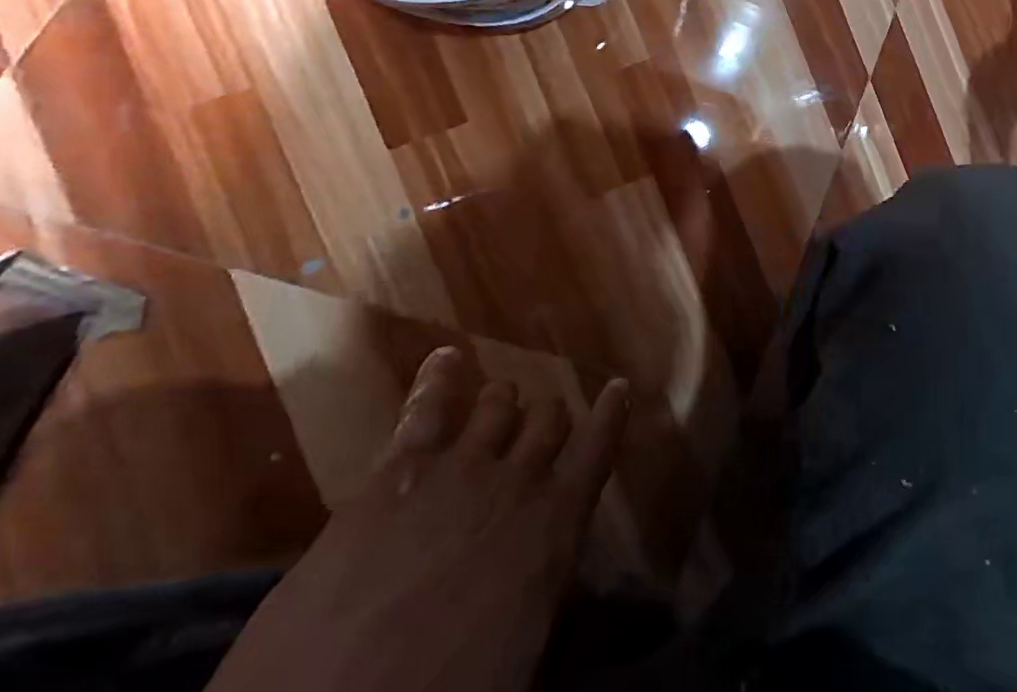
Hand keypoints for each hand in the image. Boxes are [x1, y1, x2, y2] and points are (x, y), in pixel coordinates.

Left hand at [210, 348, 630, 691]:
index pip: (598, 451)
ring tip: (501, 398)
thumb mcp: (524, 643)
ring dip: (503, 401)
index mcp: (554, 526)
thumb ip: (544, 579)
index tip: (619, 386)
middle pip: (547, 419)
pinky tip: (449, 358)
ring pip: (498, 405)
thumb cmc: (447, 686)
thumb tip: (550, 558)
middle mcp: (517, 482)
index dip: (612, 414)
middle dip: (547, 417)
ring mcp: (457, 468)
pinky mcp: (397, 472)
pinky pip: (428, 408)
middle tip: (541, 422)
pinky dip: (442, 378)